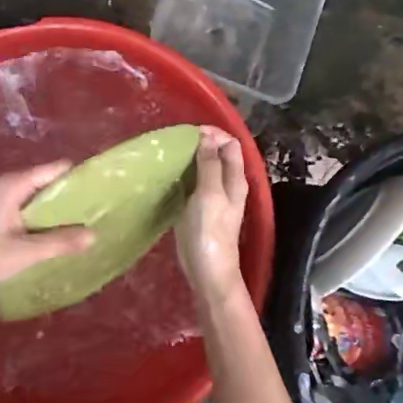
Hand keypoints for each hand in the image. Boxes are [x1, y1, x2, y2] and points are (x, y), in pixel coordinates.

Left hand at [0, 162, 95, 313]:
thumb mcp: (23, 252)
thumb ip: (59, 242)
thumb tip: (94, 234)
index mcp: (13, 185)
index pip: (54, 169)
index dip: (79, 176)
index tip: (105, 187)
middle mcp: (6, 187)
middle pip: (48, 185)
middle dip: (72, 197)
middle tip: (102, 211)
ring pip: (37, 203)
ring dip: (58, 214)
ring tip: (87, 226)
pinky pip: (27, 215)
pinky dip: (43, 223)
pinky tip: (58, 240)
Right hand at [178, 126, 249, 305]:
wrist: (207, 269)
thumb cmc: (210, 231)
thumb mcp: (210, 193)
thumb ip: (209, 164)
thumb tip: (207, 136)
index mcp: (235, 179)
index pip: (230, 144)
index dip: (213, 134)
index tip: (189, 133)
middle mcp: (226, 184)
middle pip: (217, 154)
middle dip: (199, 143)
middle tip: (174, 142)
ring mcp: (212, 197)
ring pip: (203, 168)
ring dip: (189, 159)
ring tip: (168, 155)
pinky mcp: (198, 208)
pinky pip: (192, 184)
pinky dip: (182, 175)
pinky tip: (167, 175)